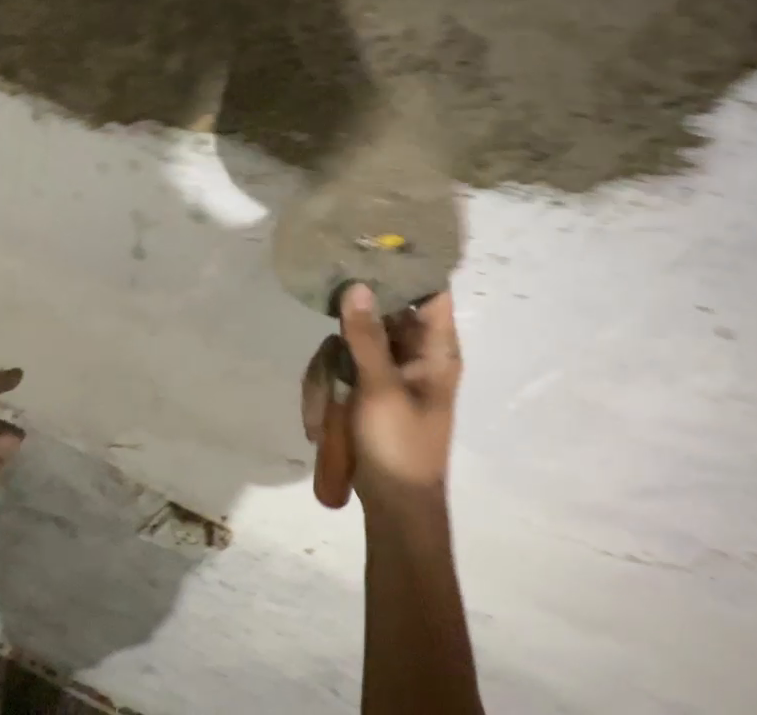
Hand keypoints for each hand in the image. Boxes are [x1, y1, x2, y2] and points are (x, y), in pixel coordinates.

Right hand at [302, 285, 462, 511]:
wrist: (394, 508)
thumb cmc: (400, 446)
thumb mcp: (380, 389)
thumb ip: (366, 336)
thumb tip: (357, 285)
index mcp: (435, 350)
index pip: (430, 291)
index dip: (407, 267)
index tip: (368, 248)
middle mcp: (412, 353)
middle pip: (375, 314)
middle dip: (345, 338)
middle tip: (331, 352)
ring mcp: (384, 372)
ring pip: (346, 345)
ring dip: (328, 378)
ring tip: (325, 414)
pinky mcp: (363, 390)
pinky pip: (336, 372)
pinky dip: (325, 395)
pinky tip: (321, 424)